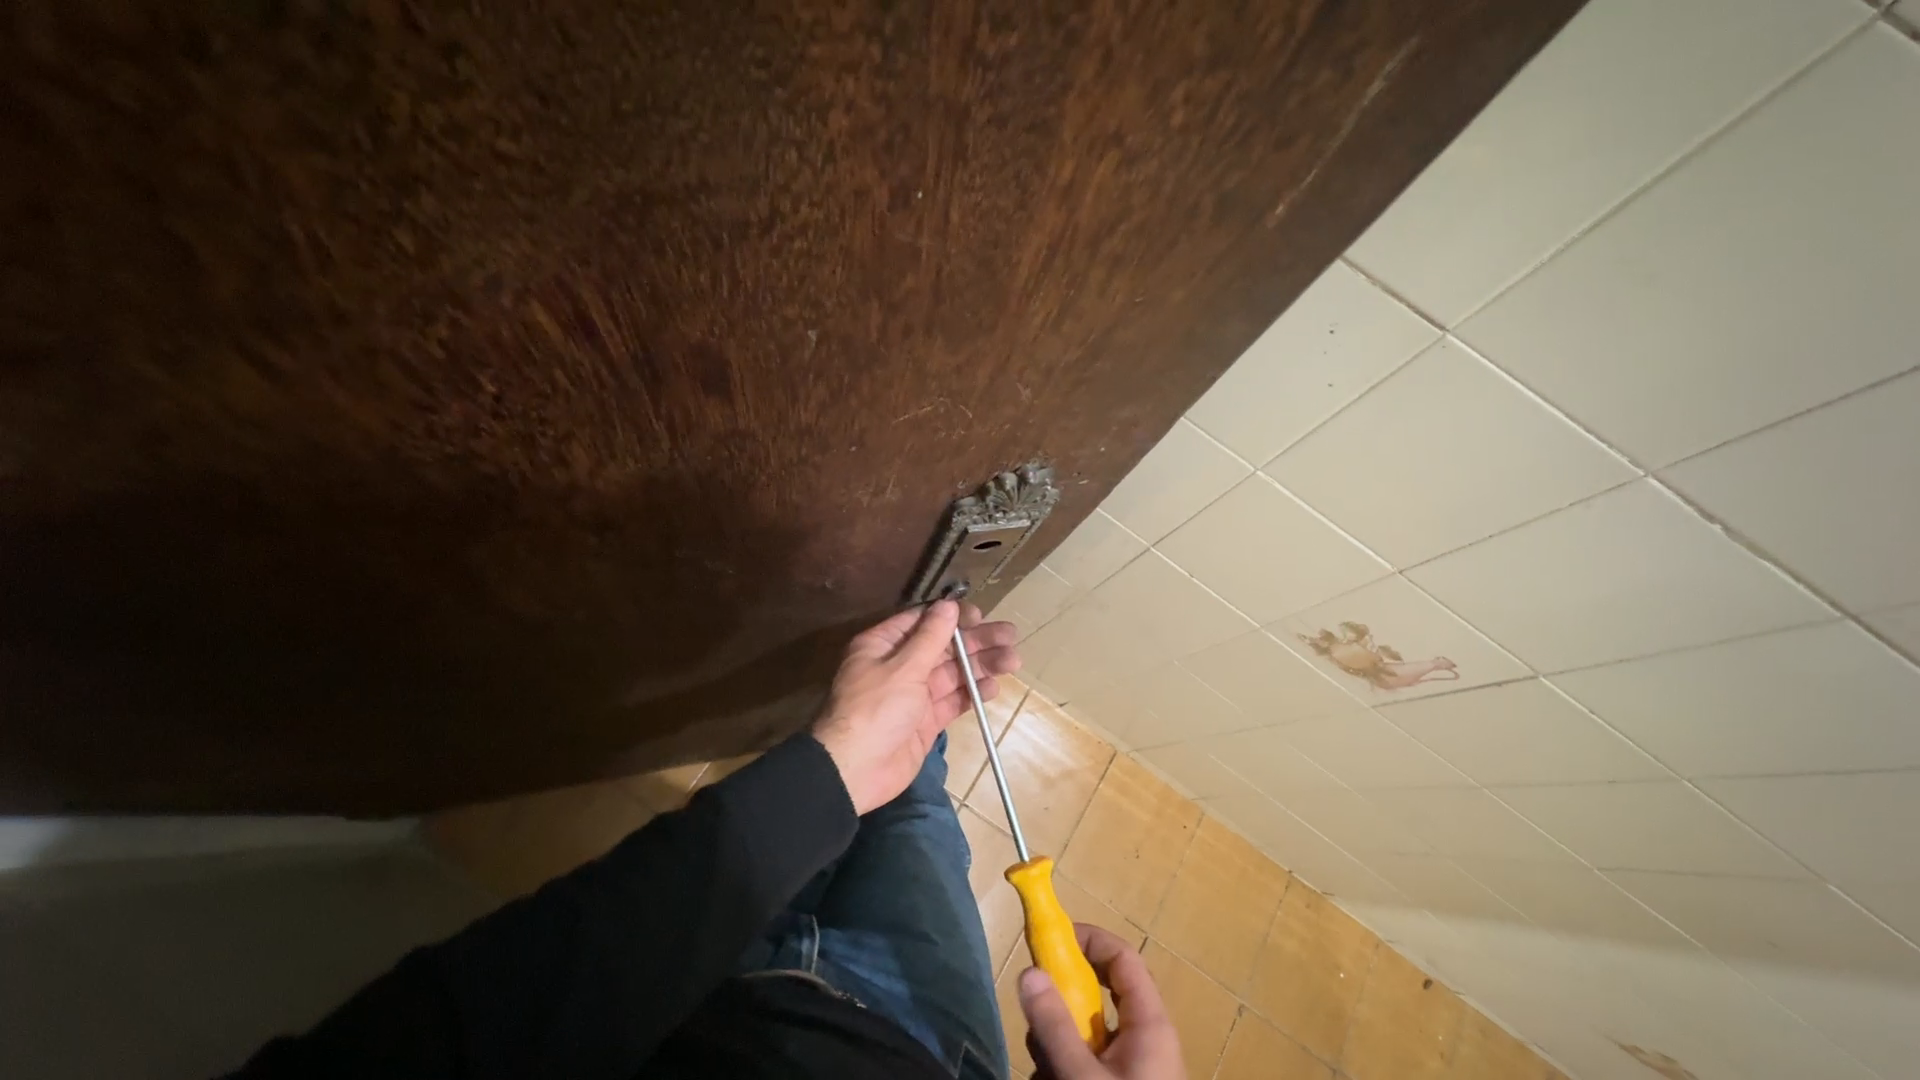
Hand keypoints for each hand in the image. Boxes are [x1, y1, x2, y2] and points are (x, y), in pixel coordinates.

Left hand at [810, 598, 1020, 814]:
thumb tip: (948, 605)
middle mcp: (898, 666)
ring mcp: (912, 695)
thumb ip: (930, 638)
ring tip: (1013, 660)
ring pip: (952, 673)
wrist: (855, 770)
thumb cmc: (875, 709)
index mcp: (883, 645)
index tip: (981, 615)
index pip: (922, 621)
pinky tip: (994, 687)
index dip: (952, 617)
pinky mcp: (925, 721)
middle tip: (1010, 636)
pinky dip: (972, 693)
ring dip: (981, 666)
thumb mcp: (903, 668)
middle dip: (976, 642)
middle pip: (942, 647)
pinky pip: (952, 701)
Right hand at [1020, 924, 1186, 1079]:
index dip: (1088, 940)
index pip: (1123, 957)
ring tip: (1045, 1072)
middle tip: (1034, 1018)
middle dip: (1060, 1006)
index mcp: (1149, 1024)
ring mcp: (1133, 1069)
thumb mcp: (1082, 1078)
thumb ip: (1054, 1026)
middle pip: (1097, 997)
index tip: (1048, 940)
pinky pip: (1088, 1065)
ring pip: (1086, 1035)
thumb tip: (1030, 971)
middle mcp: (1144, 1039)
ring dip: (1056, 1047)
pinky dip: (1064, 1070)